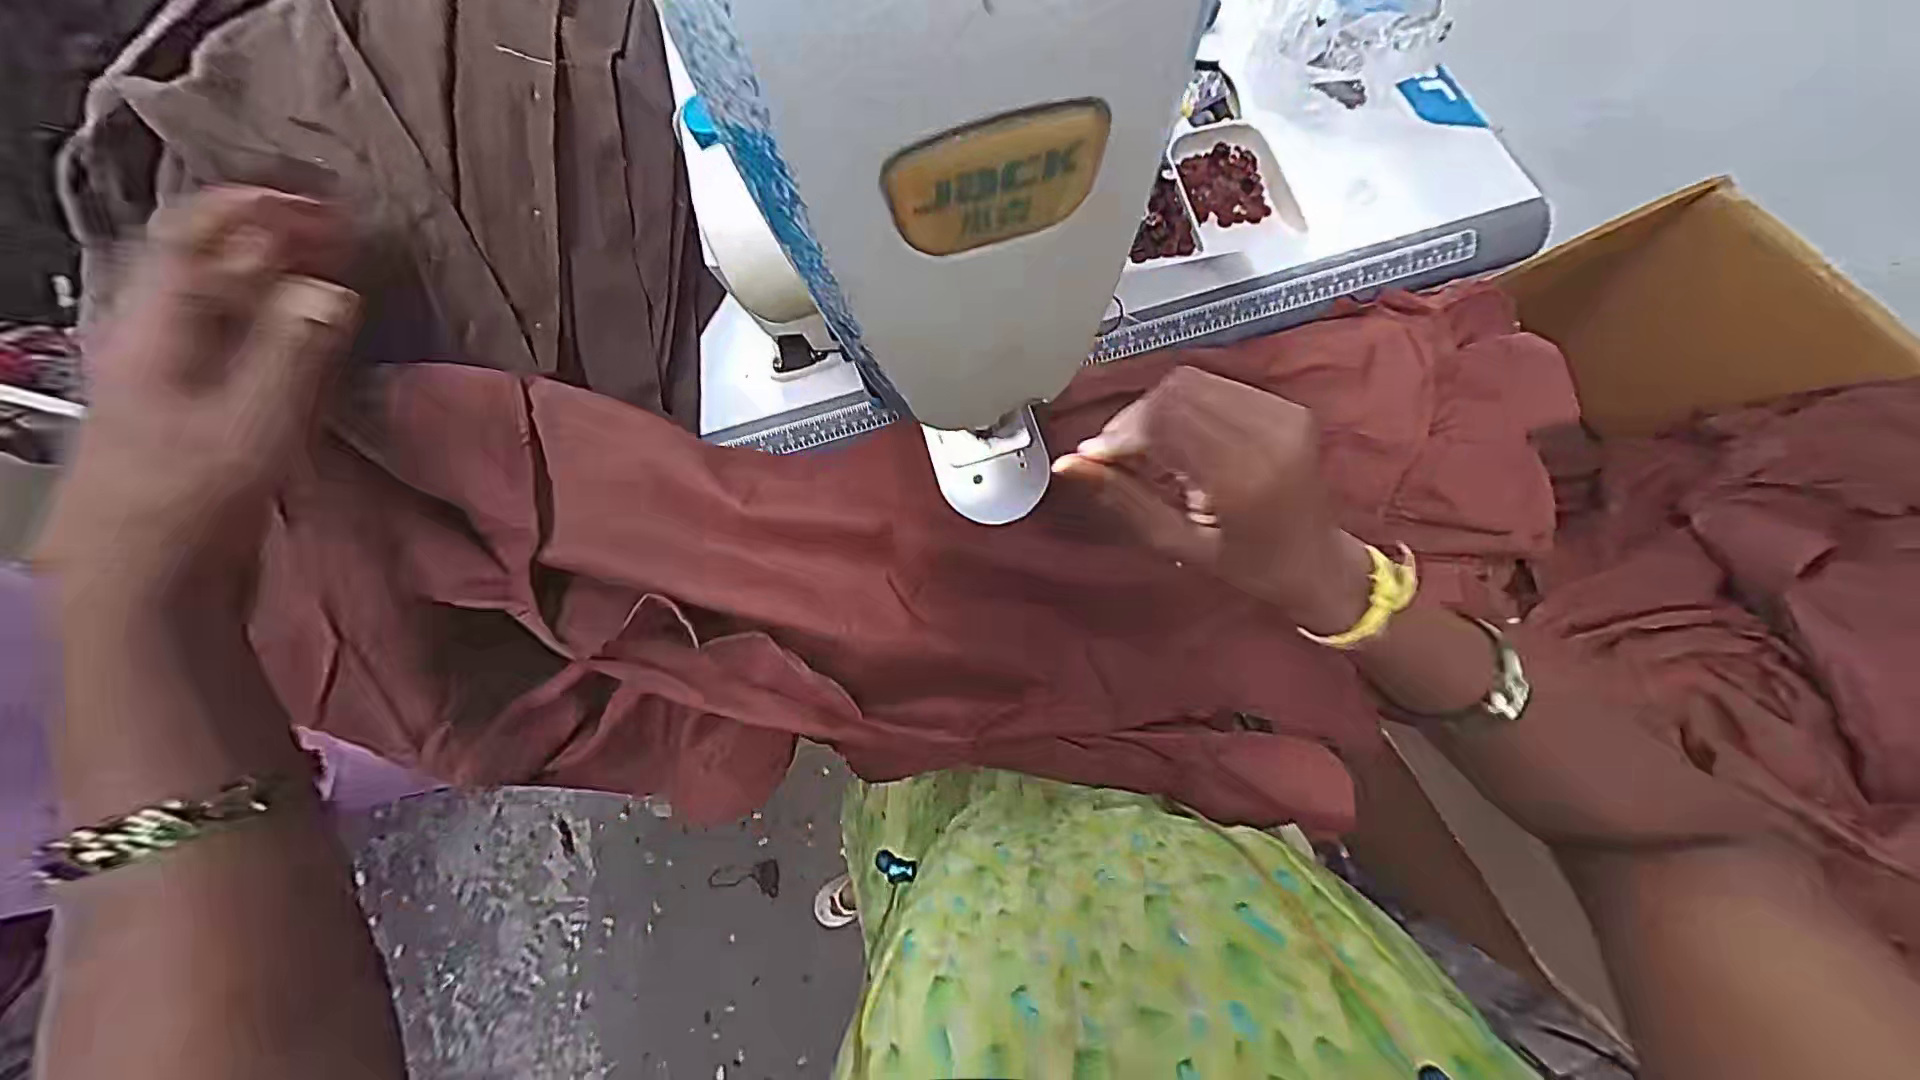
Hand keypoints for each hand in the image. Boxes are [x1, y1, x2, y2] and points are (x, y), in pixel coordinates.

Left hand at [37, 187, 358, 607]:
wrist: (151, 556)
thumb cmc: (195, 489)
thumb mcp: (253, 420)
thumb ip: (293, 351)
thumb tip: (330, 290)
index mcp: (160, 325)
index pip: (201, 239)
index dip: (259, 210)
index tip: (326, 203)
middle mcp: (161, 330)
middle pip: (210, 256)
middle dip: (274, 230)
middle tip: (341, 224)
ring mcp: (179, 360)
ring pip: (227, 289)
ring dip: (279, 265)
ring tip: (331, 256)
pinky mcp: (204, 390)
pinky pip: (242, 326)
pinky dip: (280, 306)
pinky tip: (308, 312)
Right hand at [1052, 366, 1370, 632]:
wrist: (1315, 561)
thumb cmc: (1244, 565)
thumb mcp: (1175, 542)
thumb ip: (1121, 498)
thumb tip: (1068, 465)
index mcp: (1241, 476)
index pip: (1162, 420)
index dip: (1118, 434)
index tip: (1094, 458)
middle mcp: (1267, 433)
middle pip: (1173, 393)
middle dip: (1131, 420)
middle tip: (1115, 456)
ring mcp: (1282, 413)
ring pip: (1190, 382)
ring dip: (1153, 410)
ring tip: (1144, 449)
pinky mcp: (1286, 405)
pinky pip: (1214, 385)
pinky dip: (1181, 405)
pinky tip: (1175, 438)